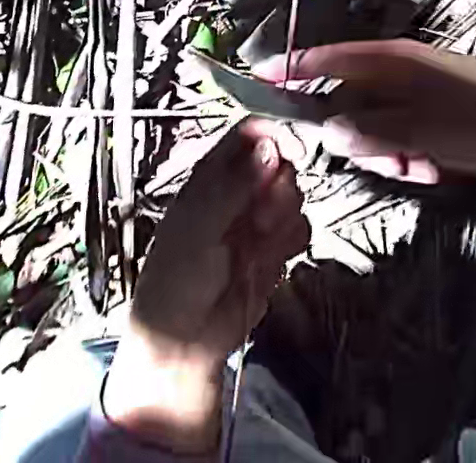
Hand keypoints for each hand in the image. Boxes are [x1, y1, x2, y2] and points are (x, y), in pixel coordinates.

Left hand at [102, 119, 309, 452]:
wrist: (184, 342)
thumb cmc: (176, 277)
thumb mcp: (198, 226)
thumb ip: (234, 185)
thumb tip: (269, 146)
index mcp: (211, 174)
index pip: (248, 134)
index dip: (272, 134)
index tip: (293, 149)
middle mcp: (237, 189)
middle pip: (279, 161)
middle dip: (279, 186)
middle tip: (261, 218)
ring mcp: (257, 218)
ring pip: (292, 194)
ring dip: (284, 216)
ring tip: (260, 242)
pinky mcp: (275, 247)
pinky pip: (300, 228)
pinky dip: (292, 241)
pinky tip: (272, 259)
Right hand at [255, 39, 475, 183]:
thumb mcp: (428, 127)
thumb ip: (374, 129)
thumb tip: (326, 131)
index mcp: (390, 61)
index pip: (329, 60)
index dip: (293, 69)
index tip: (260, 80)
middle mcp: (393, 76)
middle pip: (345, 103)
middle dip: (355, 136)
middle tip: (384, 162)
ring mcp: (408, 100)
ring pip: (368, 130)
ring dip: (383, 154)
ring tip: (417, 167)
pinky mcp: (423, 123)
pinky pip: (393, 144)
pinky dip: (404, 160)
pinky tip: (432, 170)